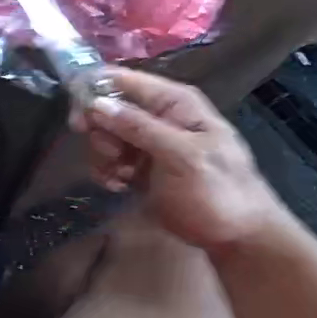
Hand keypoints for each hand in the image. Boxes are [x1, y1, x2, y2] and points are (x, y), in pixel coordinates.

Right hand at [72, 68, 294, 251]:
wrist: (238, 236)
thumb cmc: (219, 190)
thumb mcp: (181, 156)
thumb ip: (139, 128)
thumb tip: (96, 104)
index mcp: (173, 102)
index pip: (124, 80)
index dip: (95, 92)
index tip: (78, 118)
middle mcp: (158, 117)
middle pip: (107, 109)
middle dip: (101, 133)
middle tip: (113, 155)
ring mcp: (148, 144)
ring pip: (105, 136)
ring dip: (103, 157)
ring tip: (120, 176)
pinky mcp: (140, 169)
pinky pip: (110, 161)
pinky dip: (108, 173)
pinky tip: (119, 187)